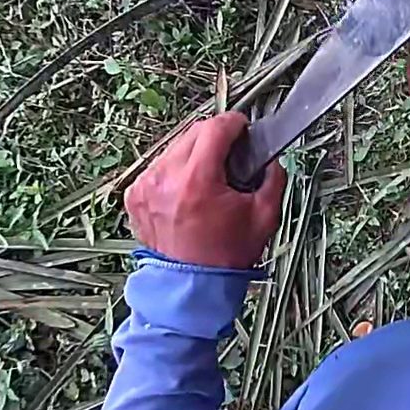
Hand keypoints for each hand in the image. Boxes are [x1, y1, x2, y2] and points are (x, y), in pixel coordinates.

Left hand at [126, 113, 286, 268]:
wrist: (190, 287)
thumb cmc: (226, 255)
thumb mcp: (264, 216)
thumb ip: (274, 179)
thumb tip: (270, 159)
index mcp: (197, 180)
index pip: (215, 128)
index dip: (234, 123)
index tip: (243, 128)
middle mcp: (165, 177)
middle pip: (193, 132)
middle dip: (216, 137)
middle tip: (231, 154)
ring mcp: (145, 186)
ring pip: (175, 147)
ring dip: (195, 152)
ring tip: (210, 175)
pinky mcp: (135, 195)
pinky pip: (159, 167)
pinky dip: (176, 170)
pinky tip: (189, 190)